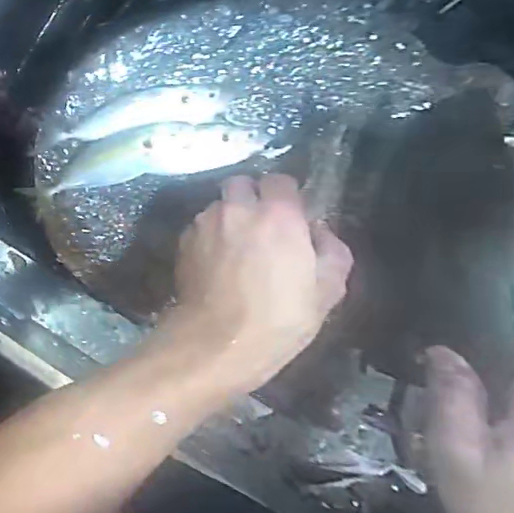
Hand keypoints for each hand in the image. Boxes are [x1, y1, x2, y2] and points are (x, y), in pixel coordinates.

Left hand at [161, 174, 352, 393]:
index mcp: (276, 216)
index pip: (279, 180)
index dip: (287, 191)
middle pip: (240, 183)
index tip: (293, 207)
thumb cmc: (283, 314)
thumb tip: (317, 230)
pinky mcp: (183, 237)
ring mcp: (204, 221)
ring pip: (217, 204)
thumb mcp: (328, 286)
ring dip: (230, 214)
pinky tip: (220, 256)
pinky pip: (201, 224)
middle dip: (252, 194)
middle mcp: (235, 210)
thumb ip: (330, 249)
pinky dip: (212, 232)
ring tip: (242, 243)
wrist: (221, 332)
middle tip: (265, 219)